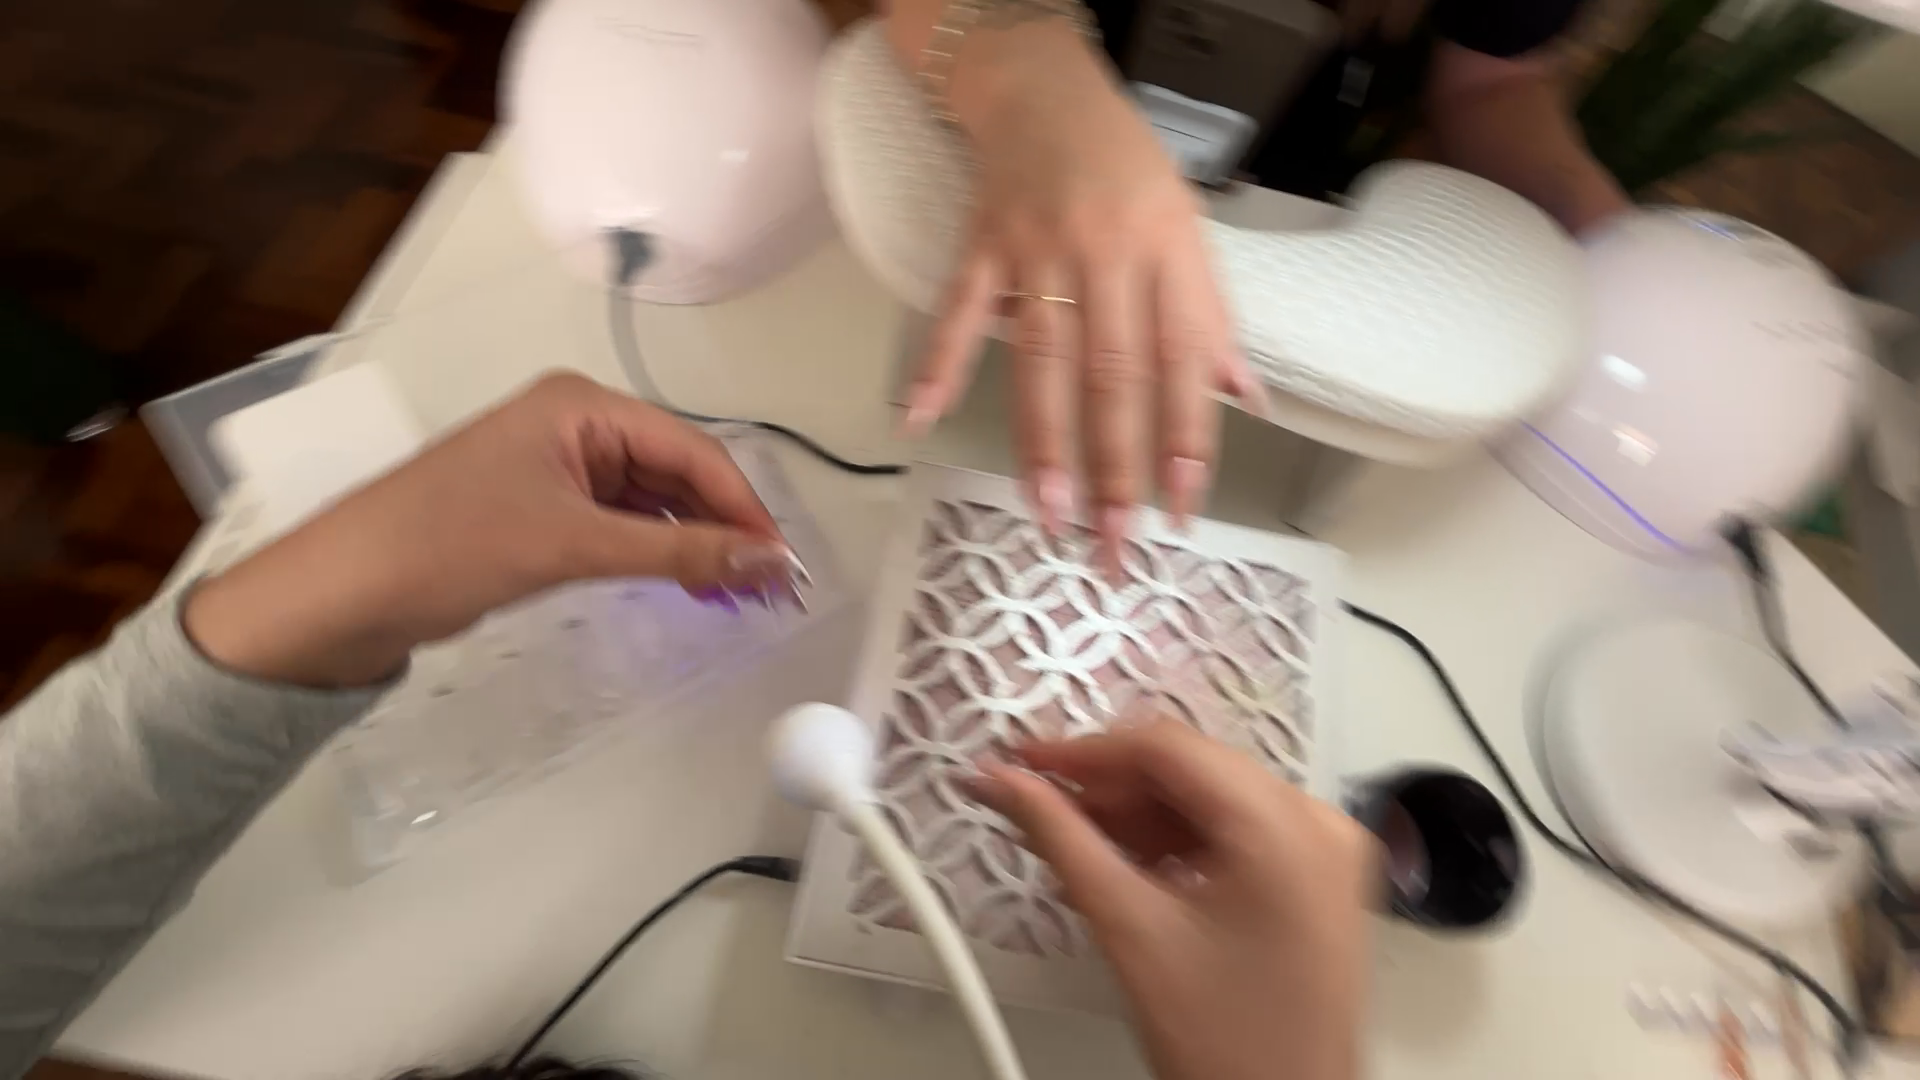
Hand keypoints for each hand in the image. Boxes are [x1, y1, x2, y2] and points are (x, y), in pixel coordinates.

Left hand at [185, 372, 799, 686]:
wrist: (336, 596)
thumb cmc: (450, 546)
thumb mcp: (574, 545)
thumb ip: (680, 553)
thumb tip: (769, 563)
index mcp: (584, 408)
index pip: (692, 452)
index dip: (743, 506)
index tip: (780, 559)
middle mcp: (582, 427)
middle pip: (679, 475)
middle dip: (725, 527)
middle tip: (768, 583)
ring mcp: (569, 467)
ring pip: (660, 503)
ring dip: (699, 544)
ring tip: (739, 591)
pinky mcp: (556, 506)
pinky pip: (631, 524)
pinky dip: (664, 553)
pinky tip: (693, 583)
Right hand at [897, 19, 1265, 567]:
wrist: (1044, 89)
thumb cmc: (1126, 168)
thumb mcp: (1188, 231)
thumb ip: (1211, 321)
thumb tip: (1243, 400)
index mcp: (1169, 253)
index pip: (1183, 365)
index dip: (1183, 444)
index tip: (1180, 515)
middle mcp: (1106, 255)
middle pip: (1113, 378)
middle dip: (1115, 469)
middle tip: (1112, 544)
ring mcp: (1037, 251)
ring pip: (1042, 360)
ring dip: (1043, 445)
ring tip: (1048, 516)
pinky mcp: (980, 247)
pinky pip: (956, 312)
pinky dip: (936, 365)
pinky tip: (918, 421)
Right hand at [969, 721, 1374, 1079]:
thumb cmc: (1230, 1052)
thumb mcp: (1128, 928)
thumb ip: (1056, 837)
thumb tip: (1001, 783)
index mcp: (1283, 828)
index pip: (1165, 747)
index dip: (1084, 751)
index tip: (1028, 762)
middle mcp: (1314, 821)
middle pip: (1184, 766)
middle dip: (1107, 788)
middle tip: (1045, 806)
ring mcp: (1317, 844)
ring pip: (1199, 790)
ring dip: (1132, 812)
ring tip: (1080, 845)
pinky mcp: (1308, 867)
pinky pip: (1223, 821)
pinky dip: (1167, 834)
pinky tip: (1124, 863)